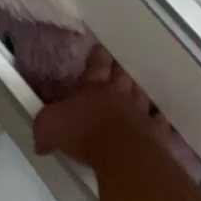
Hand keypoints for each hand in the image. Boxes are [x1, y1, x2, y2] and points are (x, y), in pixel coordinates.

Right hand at [33, 46, 167, 168]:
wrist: (121, 153)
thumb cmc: (82, 133)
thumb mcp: (49, 127)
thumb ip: (43, 130)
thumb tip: (40, 143)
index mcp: (92, 87)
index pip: (96, 65)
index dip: (98, 56)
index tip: (101, 47)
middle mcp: (118, 94)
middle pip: (122, 74)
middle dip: (120, 67)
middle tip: (121, 62)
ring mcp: (140, 111)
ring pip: (142, 93)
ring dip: (140, 89)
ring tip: (140, 85)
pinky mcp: (155, 131)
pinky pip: (159, 121)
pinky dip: (159, 117)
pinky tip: (160, 117)